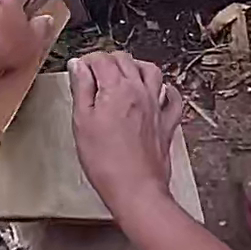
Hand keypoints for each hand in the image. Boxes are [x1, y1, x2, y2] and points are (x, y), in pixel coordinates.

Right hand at [70, 51, 184, 216]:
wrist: (136, 190)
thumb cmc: (106, 161)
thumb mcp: (82, 122)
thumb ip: (81, 88)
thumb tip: (78, 66)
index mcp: (117, 88)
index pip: (102, 59)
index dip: (87, 61)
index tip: (79, 69)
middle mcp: (140, 90)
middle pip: (125, 60)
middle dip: (108, 61)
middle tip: (94, 73)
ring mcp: (156, 105)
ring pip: (151, 71)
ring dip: (136, 67)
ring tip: (123, 75)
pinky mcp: (167, 122)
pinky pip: (172, 98)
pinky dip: (166, 90)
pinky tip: (157, 92)